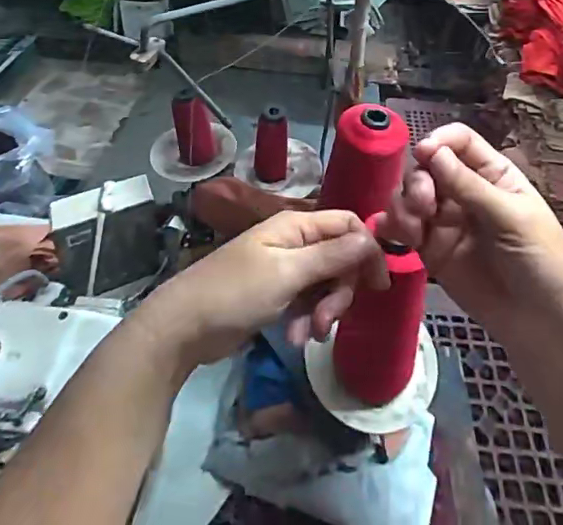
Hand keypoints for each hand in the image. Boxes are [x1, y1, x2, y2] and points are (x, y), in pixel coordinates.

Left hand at [130, 210, 389, 370]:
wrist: (184, 326)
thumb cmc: (235, 292)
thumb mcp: (287, 274)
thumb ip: (331, 256)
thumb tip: (371, 239)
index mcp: (296, 225)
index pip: (348, 225)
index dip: (367, 251)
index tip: (378, 286)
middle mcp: (294, 241)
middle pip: (340, 258)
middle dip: (340, 292)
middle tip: (327, 321)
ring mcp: (285, 268)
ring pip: (326, 283)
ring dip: (324, 311)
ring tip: (307, 336)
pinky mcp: (277, 293)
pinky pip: (308, 301)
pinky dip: (307, 319)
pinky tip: (295, 337)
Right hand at [378, 124, 562, 339]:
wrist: (543, 327)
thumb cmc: (543, 263)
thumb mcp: (513, 219)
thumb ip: (470, 186)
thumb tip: (433, 150)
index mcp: (493, 174)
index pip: (460, 141)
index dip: (440, 142)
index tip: (424, 154)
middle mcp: (465, 190)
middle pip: (428, 166)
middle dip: (418, 180)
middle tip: (422, 205)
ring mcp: (446, 219)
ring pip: (411, 194)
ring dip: (403, 203)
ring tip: (412, 229)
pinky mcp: (431, 249)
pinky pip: (404, 227)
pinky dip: (391, 225)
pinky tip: (389, 233)